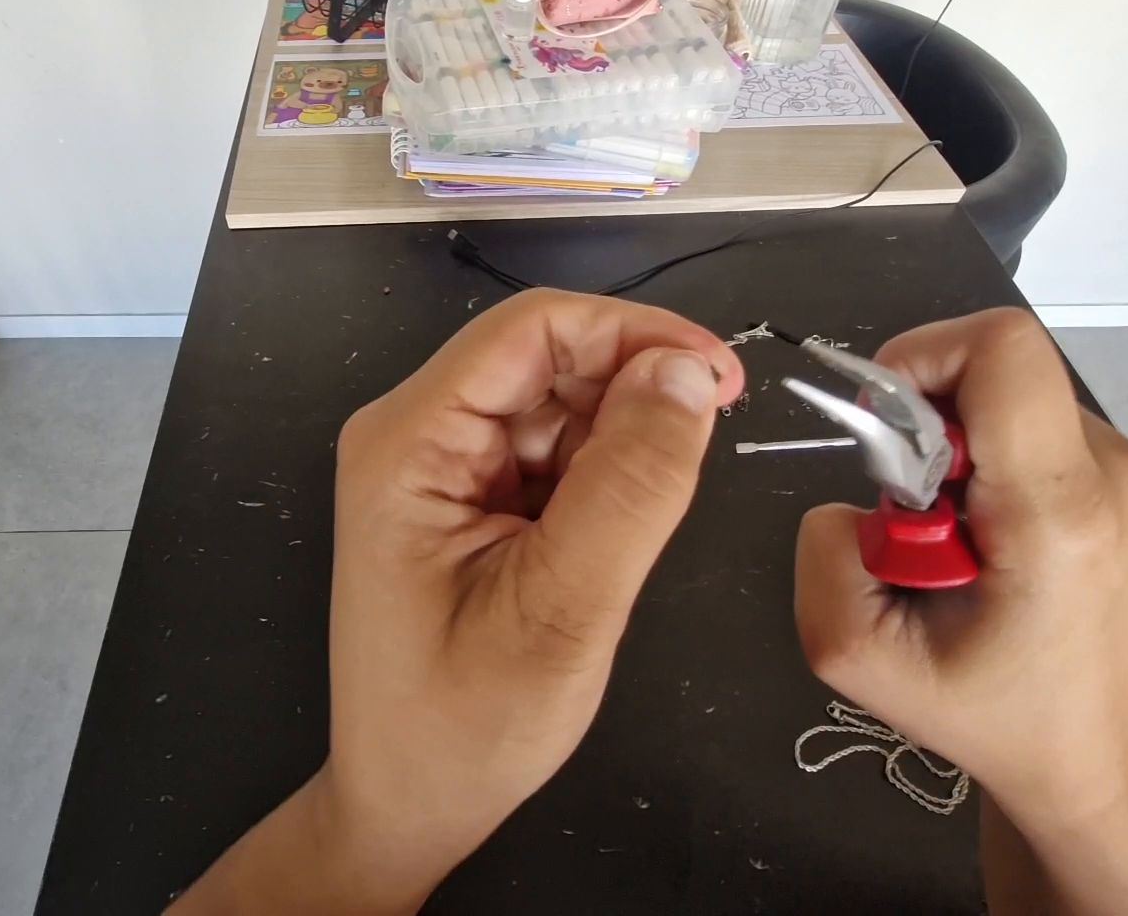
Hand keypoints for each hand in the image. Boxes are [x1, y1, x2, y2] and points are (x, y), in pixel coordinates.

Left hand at [170, 288, 743, 914]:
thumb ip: (633, 483)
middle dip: (629, 390)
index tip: (719, 376)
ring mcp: (436, 460)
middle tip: (692, 458)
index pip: (528, 329)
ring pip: (553, 400)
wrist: (410, 797)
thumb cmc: (467, 724)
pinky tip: (602, 531)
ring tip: (629, 526)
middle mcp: (413, 430)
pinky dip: (596, 470)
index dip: (632, 331)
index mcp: (408, 441)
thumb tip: (687, 371)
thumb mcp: (565, 607)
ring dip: (615, 440)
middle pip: (541, 358)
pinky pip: (546, 446)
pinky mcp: (462, 489)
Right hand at [792, 308, 1127, 913]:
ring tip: (935, 524)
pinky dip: (970, 450)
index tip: (876, 422)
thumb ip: (822, 547)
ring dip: (940, 439)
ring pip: (999, 391)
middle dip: (917, 414)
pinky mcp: (1116, 475)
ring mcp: (1124, 470)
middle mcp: (1110, 471)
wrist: (1074, 753)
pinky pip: (1018, 415)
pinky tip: (967, 521)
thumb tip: (858, 497)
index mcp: (1053, 511)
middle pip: (992, 364)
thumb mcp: (847, 648)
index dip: (916, 355)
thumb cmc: (973, 708)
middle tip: (898, 498)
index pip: (1002, 350)